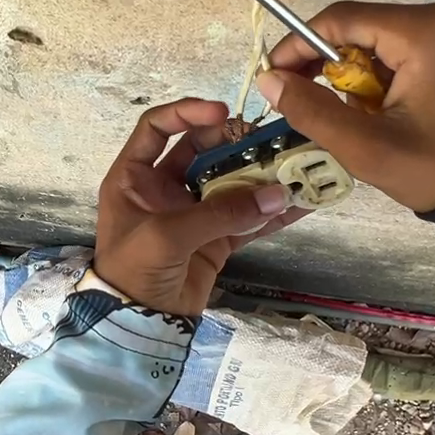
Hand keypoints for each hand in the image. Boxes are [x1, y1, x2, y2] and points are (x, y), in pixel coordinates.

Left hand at [93, 98, 304, 316]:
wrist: (137, 323)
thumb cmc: (135, 270)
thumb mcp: (166, 235)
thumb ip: (220, 213)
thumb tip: (277, 193)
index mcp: (132, 177)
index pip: (156, 128)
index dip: (186, 112)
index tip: (222, 111)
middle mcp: (161, 188)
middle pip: (199, 149)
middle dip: (232, 141)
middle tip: (266, 138)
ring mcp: (191, 212)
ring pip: (228, 181)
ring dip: (258, 173)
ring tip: (294, 160)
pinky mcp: (215, 239)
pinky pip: (247, 218)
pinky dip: (272, 212)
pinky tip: (302, 202)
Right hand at [258, 0, 434, 211]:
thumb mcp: (368, 148)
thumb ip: (310, 110)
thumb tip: (267, 80)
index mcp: (426, 32)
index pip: (339, 19)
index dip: (296, 46)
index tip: (275, 79)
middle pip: (362, 28)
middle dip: (335, 69)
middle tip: (329, 112)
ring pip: (385, 40)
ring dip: (364, 76)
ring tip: (373, 119)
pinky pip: (413, 47)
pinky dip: (392, 75)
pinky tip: (399, 109)